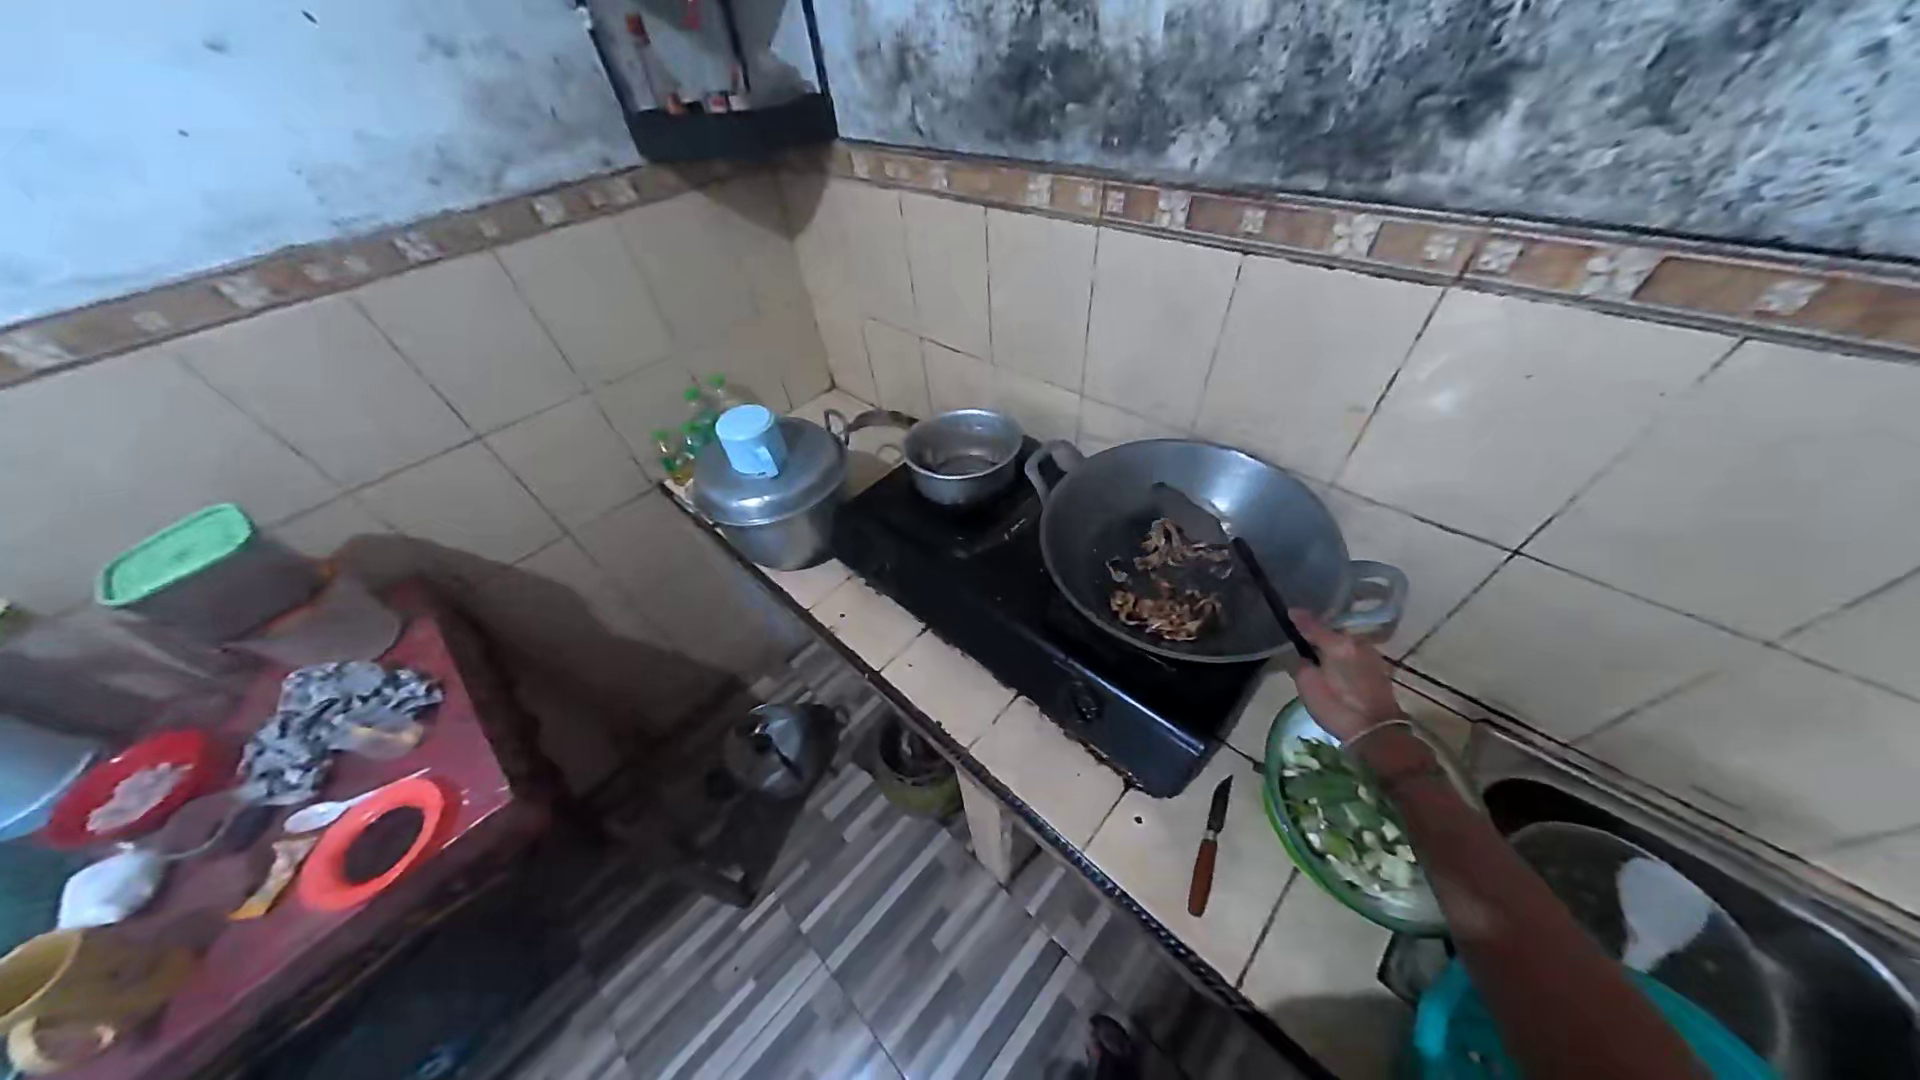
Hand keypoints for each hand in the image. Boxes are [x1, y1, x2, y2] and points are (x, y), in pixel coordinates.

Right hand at [1287, 610, 1403, 741]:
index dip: (1300, 618)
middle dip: (1319, 632)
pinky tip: (1339, 664)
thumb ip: (1301, 663)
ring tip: (1321, 652)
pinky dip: (1346, 654)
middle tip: (1304, 638)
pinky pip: (1357, 653)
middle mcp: (1357, 643)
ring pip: (1347, 643)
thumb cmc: (1337, 707)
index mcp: (1338, 644)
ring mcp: (1372, 655)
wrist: (1376, 731)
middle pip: (1333, 632)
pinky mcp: (1380, 668)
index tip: (1290, 612)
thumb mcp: (1308, 685)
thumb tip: (1300, 653)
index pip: (1314, 624)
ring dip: (1334, 644)